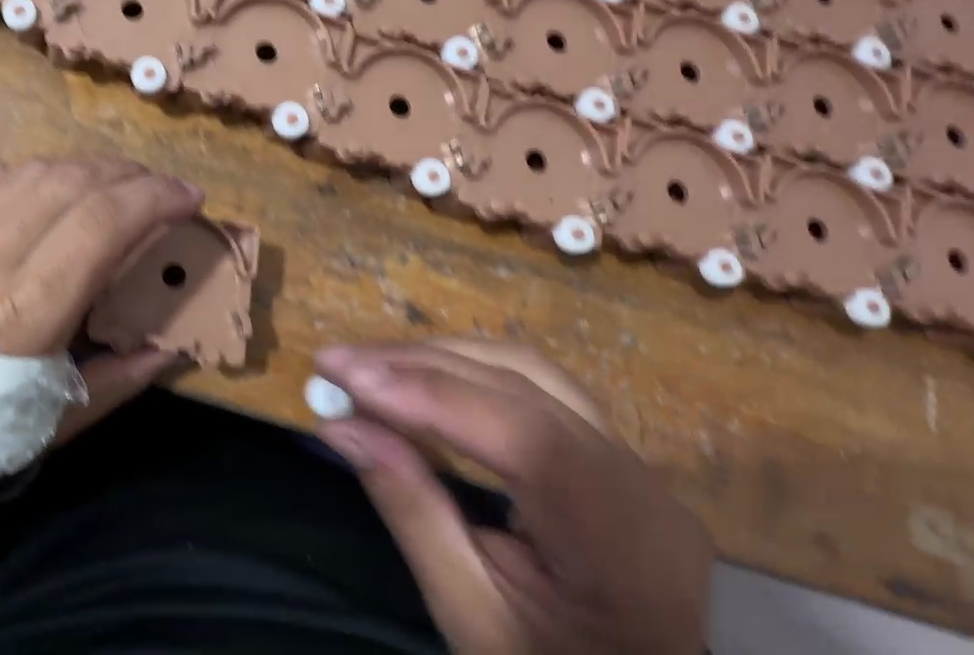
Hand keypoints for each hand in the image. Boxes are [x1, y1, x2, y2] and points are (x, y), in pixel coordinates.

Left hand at [0, 158, 201, 510]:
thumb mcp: (47, 426)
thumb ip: (118, 381)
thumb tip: (171, 347)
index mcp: (23, 314)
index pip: (102, 223)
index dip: (155, 199)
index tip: (190, 199)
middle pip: (73, 183)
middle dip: (131, 175)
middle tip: (162, 191)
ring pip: (34, 171)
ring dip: (87, 168)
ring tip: (119, 186)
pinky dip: (38, 173)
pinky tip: (55, 189)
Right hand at [312, 340, 711, 654]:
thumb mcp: (470, 614)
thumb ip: (411, 511)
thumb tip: (340, 426)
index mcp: (619, 544)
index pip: (526, 437)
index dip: (430, 395)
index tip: (343, 376)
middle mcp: (639, 484)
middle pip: (524, 386)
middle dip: (419, 365)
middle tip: (334, 363)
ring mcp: (634, 463)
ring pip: (531, 373)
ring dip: (441, 359)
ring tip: (367, 366)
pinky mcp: (613, 454)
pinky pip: (538, 389)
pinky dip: (469, 374)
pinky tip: (420, 380)